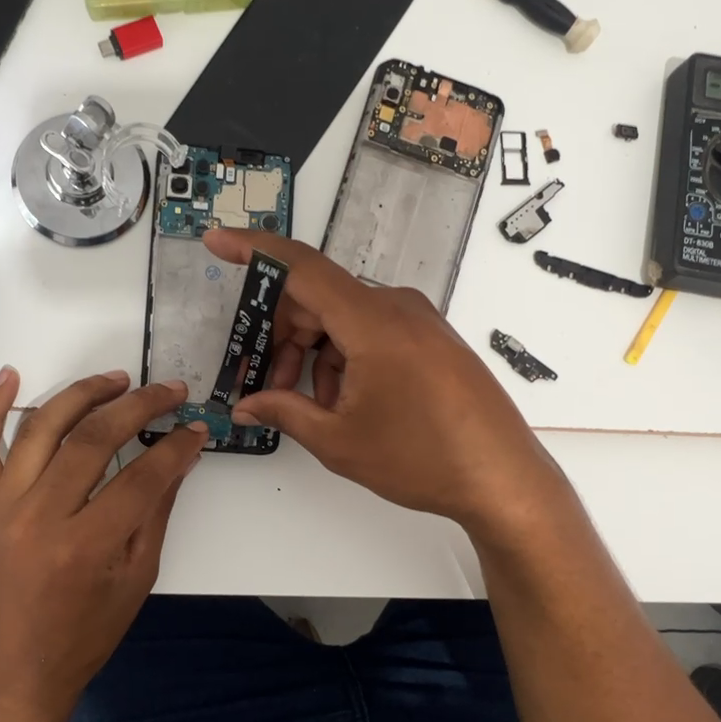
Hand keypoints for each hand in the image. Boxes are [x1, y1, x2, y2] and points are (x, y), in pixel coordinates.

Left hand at [0, 367, 208, 719]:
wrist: (24, 666)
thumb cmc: (88, 630)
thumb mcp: (137, 576)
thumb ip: (155, 510)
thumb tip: (181, 456)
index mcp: (85, 546)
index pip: (140, 477)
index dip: (174, 448)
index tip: (196, 428)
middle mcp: (39, 519)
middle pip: (92, 440)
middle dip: (138, 407)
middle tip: (168, 391)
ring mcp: (1, 508)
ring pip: (40, 430)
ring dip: (80, 395)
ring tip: (116, 379)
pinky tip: (11, 376)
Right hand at [204, 228, 561, 535]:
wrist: (502, 479)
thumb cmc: (424, 459)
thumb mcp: (338, 440)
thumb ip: (284, 412)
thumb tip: (245, 404)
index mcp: (372, 322)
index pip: (301, 267)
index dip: (253, 251)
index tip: (218, 242)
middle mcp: (398, 309)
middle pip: (319, 299)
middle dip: (281, 337)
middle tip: (261, 383)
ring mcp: (421, 323)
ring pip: (345, 319)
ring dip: (314, 354)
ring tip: (308, 407)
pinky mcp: (433, 340)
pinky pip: (374, 332)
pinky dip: (346, 358)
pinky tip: (341, 403)